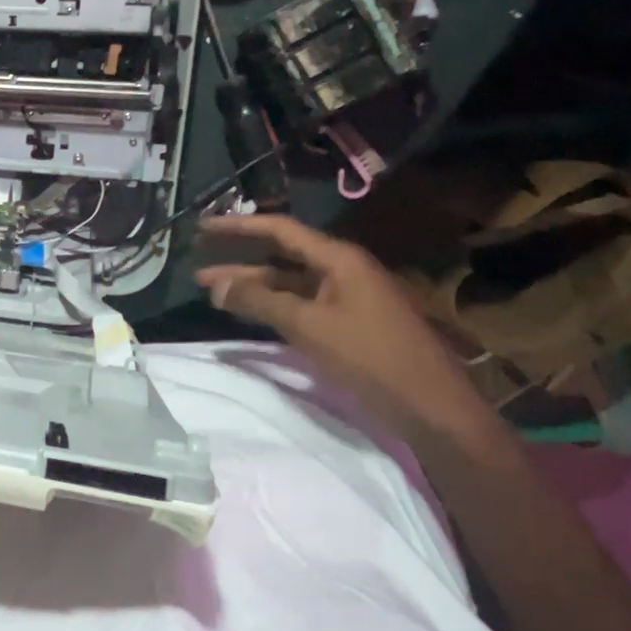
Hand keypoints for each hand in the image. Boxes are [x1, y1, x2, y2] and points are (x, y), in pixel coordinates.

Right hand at [193, 214, 488, 435]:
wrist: (432, 404)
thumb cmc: (371, 357)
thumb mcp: (309, 326)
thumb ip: (259, 302)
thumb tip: (215, 286)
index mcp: (339, 259)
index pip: (280, 230)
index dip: (238, 226)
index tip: (202, 227)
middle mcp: (343, 269)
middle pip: (282, 254)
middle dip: (239, 257)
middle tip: (199, 259)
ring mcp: (348, 296)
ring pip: (289, 281)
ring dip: (252, 284)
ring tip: (212, 289)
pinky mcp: (349, 322)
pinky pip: (301, 302)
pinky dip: (272, 303)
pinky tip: (249, 310)